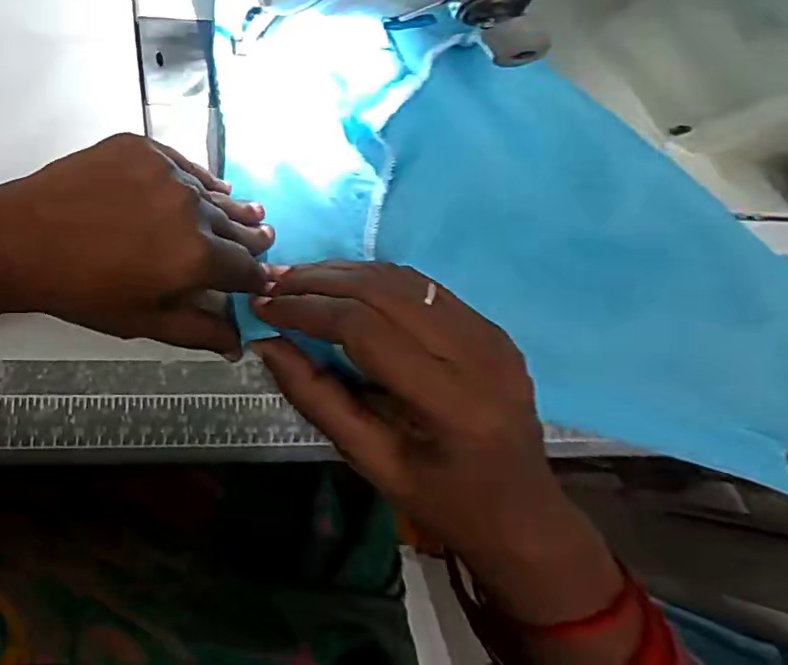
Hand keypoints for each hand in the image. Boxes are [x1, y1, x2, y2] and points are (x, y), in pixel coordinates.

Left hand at [0, 134, 271, 353]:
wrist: (20, 238)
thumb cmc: (79, 289)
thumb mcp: (141, 320)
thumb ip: (196, 329)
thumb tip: (237, 341)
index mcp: (196, 256)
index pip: (246, 267)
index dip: (258, 277)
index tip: (263, 278)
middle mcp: (190, 207)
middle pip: (236, 226)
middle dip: (250, 239)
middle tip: (264, 238)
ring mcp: (166, 170)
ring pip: (212, 193)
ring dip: (229, 208)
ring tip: (248, 211)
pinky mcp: (141, 147)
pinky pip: (182, 163)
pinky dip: (196, 179)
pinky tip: (206, 184)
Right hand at [253, 261, 623, 625]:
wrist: (524, 515)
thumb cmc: (442, 500)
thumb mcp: (370, 461)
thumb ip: (315, 396)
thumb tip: (266, 341)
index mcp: (452, 403)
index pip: (365, 328)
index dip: (307, 309)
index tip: (262, 307)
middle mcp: (478, 355)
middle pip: (382, 291)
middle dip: (318, 281)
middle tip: (271, 283)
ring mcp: (490, 334)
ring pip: (400, 278)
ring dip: (341, 272)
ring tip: (296, 278)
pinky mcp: (489, 325)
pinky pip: (420, 286)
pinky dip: (371, 278)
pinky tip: (339, 284)